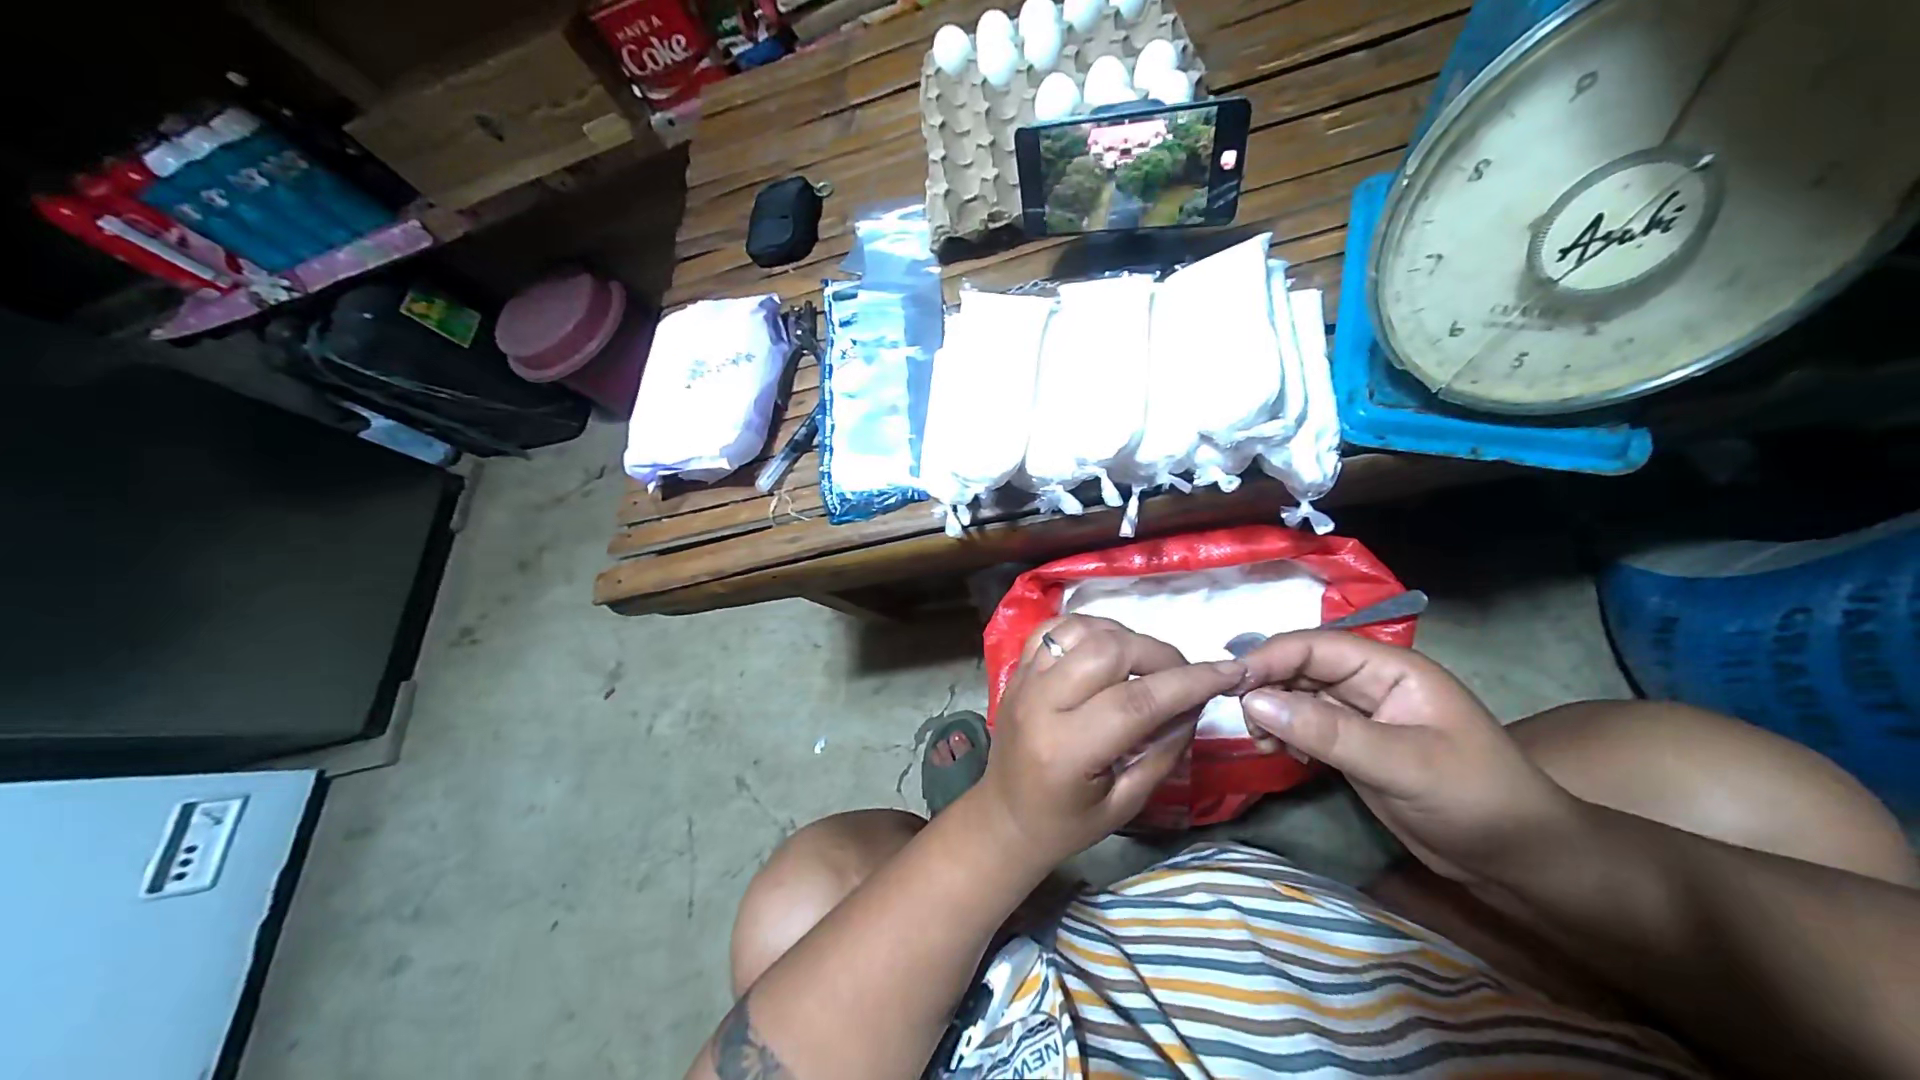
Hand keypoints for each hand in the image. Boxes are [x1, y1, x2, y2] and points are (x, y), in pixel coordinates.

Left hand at [972, 615, 1246, 870]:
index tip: (1228, 672)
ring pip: (1081, 630)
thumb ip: (1163, 751)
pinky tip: (1108, 648)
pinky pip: (1054, 628)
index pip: (1135, 701)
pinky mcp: (1017, 669)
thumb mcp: (1125, 803)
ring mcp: (1024, 680)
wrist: (1004, 816)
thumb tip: (1193, 703)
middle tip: (1181, 675)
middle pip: (1107, 650)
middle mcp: (1040, 704)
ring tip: (1145, 663)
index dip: (1188, 682)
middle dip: (1157, 654)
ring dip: (1124, 636)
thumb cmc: (1067, 822)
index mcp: (1066, 749)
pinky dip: (1089, 629)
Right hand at [1237, 630, 1584, 888]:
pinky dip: (1284, 735)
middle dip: (1265, 687)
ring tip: (1261, 743)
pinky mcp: (1353, 744)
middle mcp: (1371, 682)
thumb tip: (1252, 700)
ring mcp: (1360, 714)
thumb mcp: (1402, 764)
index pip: (1315, 646)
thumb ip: (1326, 731)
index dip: (1270, 658)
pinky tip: (1279, 755)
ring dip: (1271, 713)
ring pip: (1297, 696)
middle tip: (1241, 721)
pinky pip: (1304, 726)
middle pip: (1300, 667)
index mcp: (1391, 669)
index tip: (1230, 684)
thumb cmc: (1476, 800)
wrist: (1519, 860)